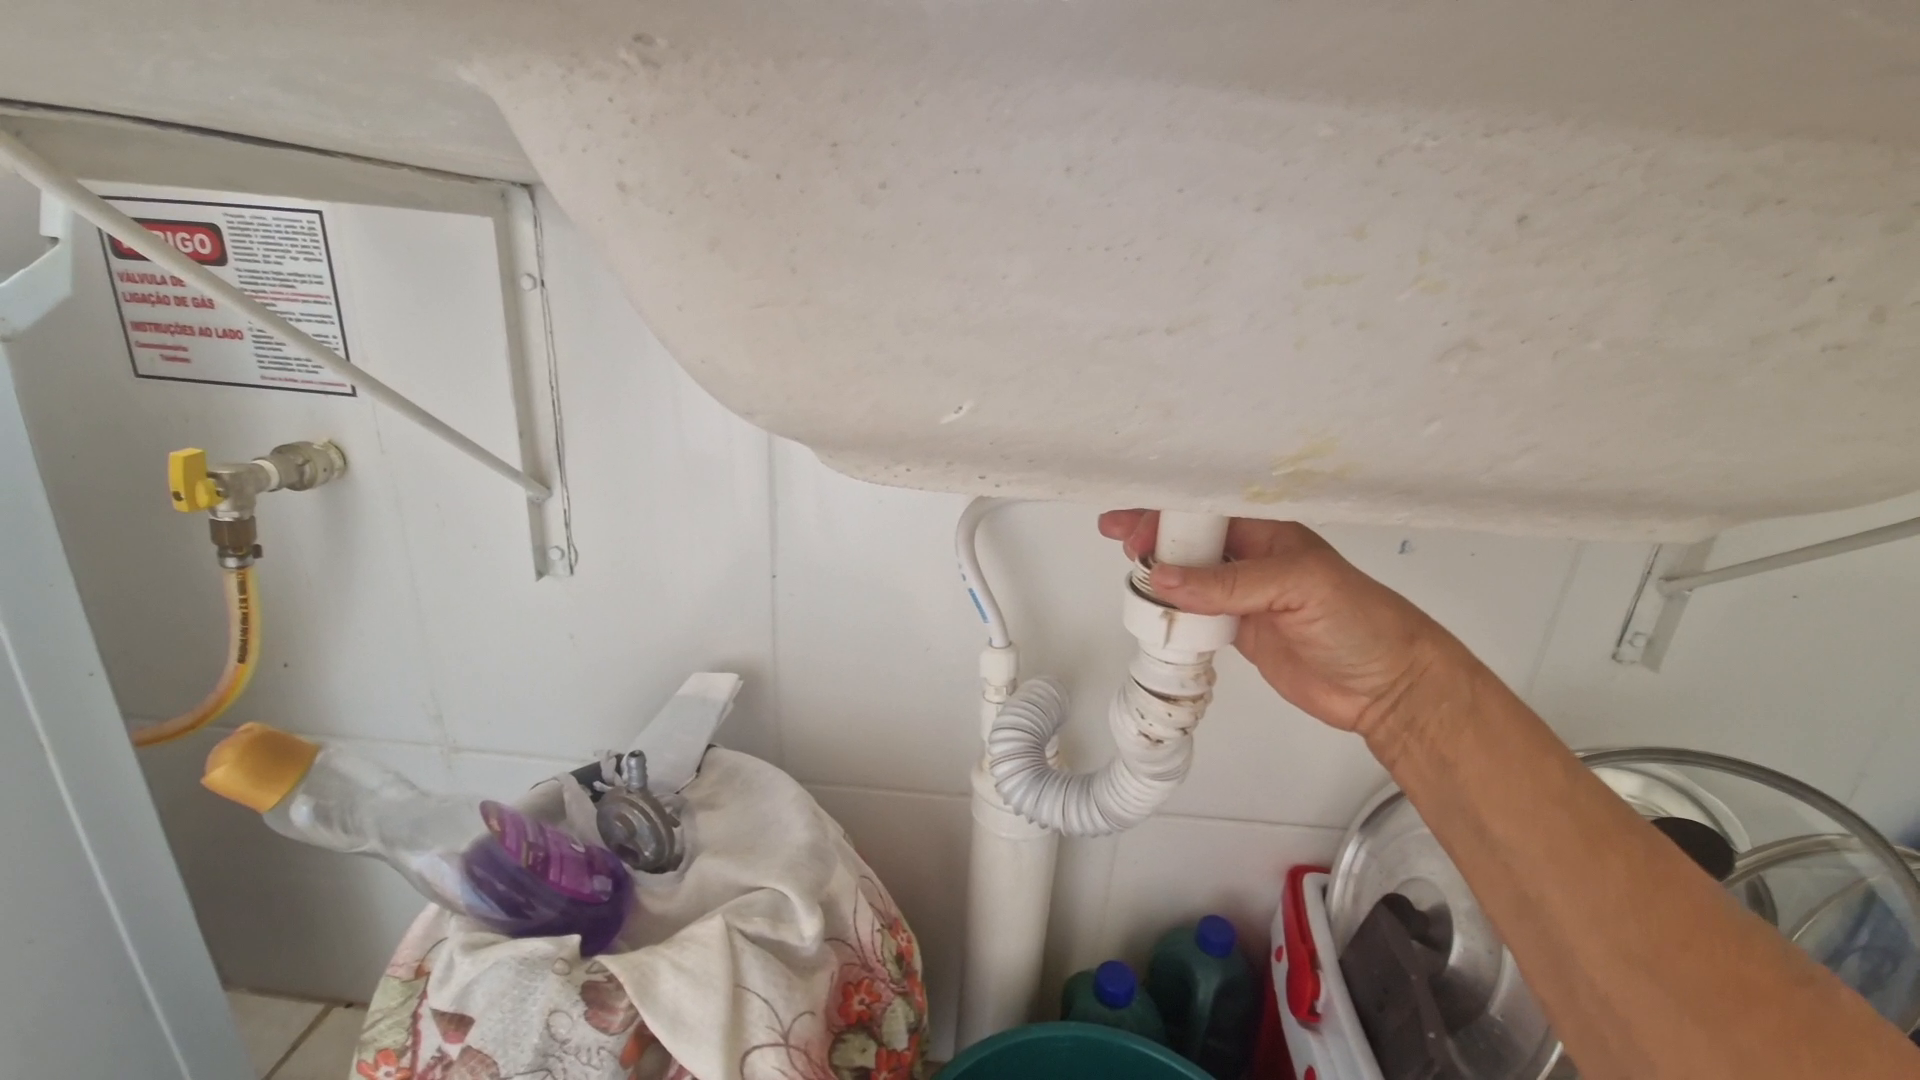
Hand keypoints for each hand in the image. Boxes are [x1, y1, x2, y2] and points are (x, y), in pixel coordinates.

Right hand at [1098, 511, 1476, 739]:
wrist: (1387, 687)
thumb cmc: (1361, 621)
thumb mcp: (1296, 586)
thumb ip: (1228, 583)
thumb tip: (1163, 578)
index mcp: (1269, 532)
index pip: (1207, 513)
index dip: (1165, 513)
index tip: (1129, 523)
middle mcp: (1252, 559)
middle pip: (1190, 543)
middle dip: (1153, 539)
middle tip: (1122, 546)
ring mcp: (1243, 597)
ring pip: (1187, 579)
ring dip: (1159, 578)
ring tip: (1131, 579)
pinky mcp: (1238, 632)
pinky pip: (1194, 617)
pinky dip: (1171, 615)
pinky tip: (1154, 613)